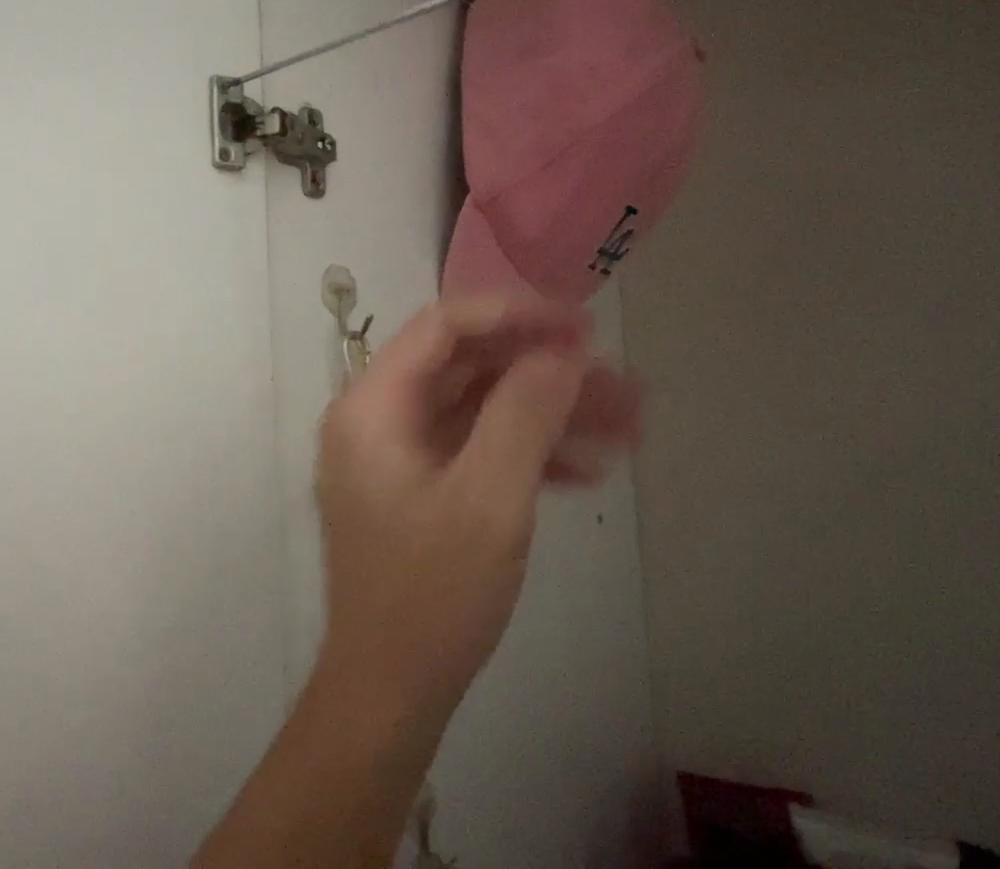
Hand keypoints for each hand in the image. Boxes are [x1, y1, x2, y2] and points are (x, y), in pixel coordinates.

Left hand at [313, 296, 639, 706]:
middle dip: (544, 371)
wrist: (390, 684)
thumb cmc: (432, 593)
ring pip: (475, 410)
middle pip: (463, 367)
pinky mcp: (413, 490)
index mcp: (370, 408)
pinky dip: (524, 453)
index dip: (514, 315)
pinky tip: (587, 472)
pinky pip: (471, 450)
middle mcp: (373, 420)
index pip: (441, 328)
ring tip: (629, 428)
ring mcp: (391, 456)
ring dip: (546, 414)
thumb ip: (523, 414)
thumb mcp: (489, 499)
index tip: (585, 327)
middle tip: (623, 385)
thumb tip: (559, 352)